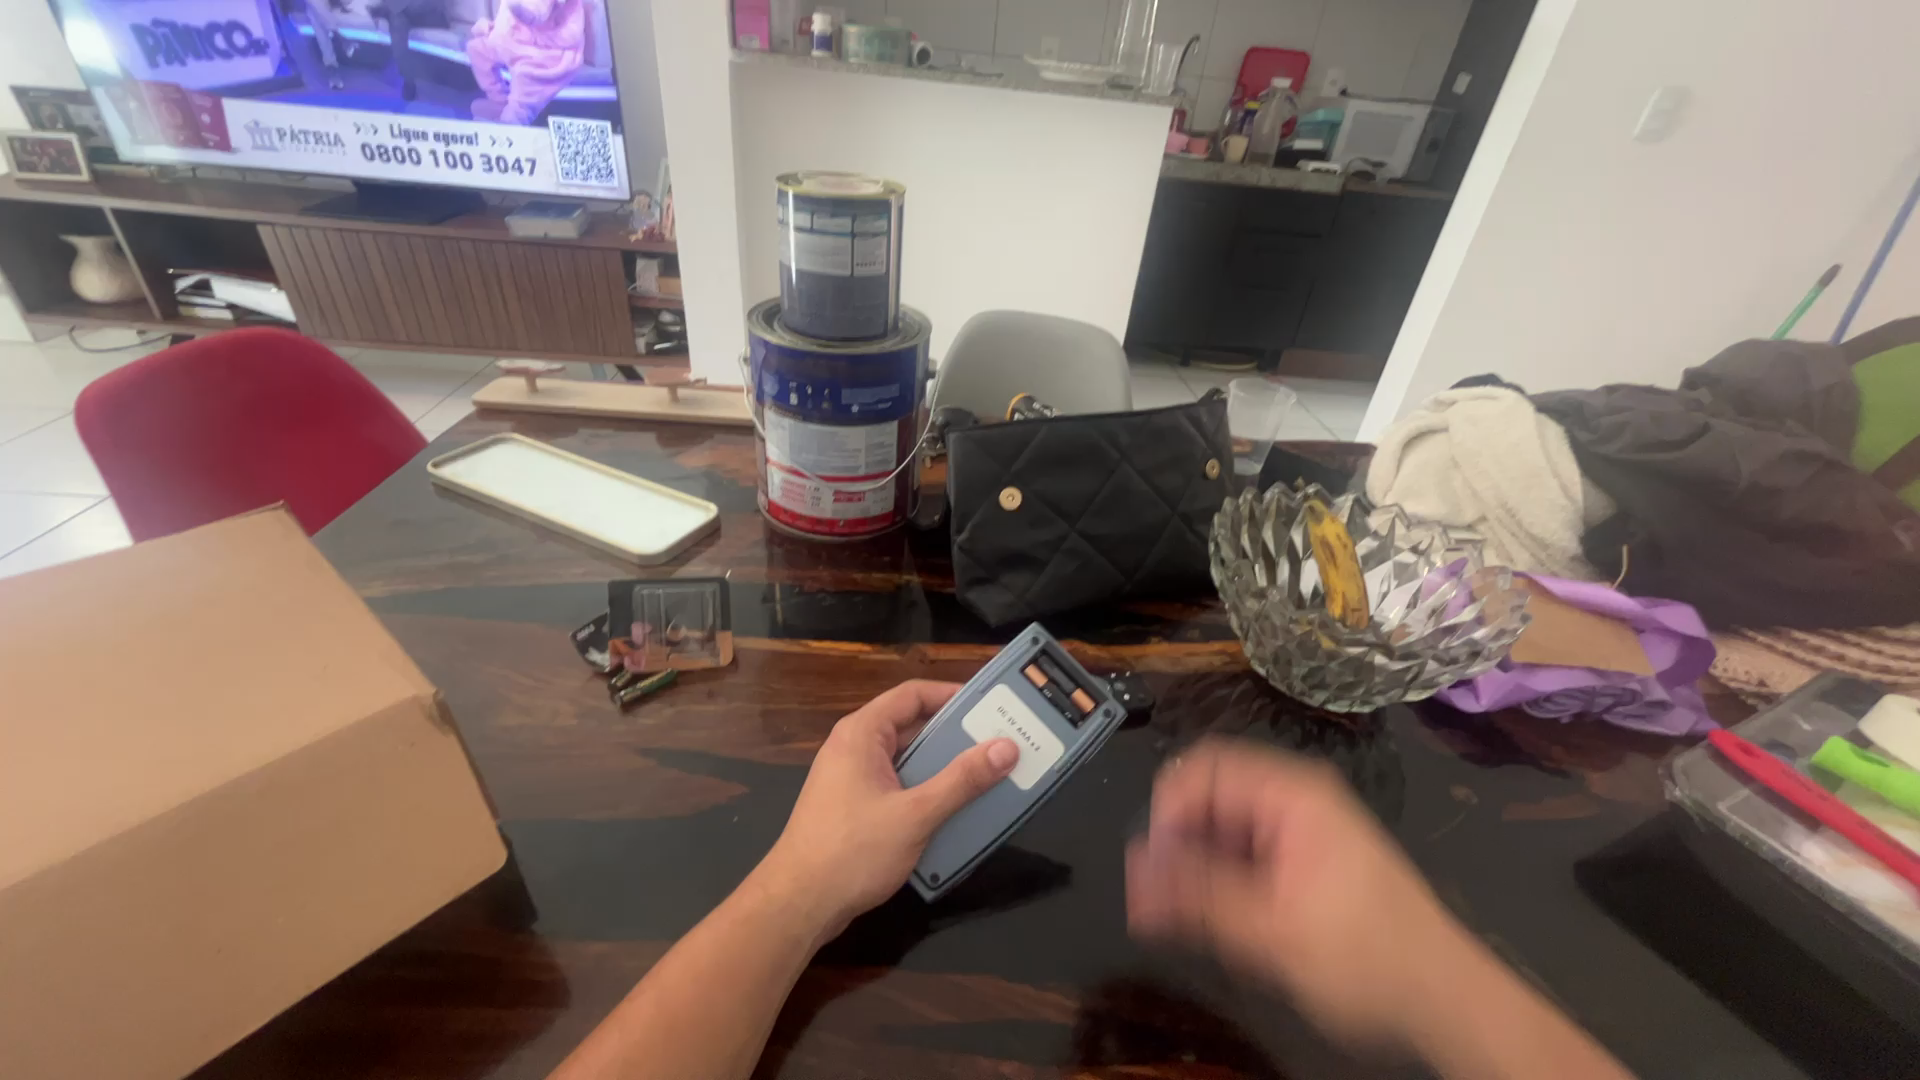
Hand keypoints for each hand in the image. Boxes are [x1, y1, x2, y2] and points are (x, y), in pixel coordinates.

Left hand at [753, 681, 1017, 941]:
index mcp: (862, 733)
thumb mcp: (915, 815)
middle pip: (911, 726)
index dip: (952, 695)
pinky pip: (898, 786)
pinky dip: (926, 791)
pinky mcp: (853, 807)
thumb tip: (1006, 747)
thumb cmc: (852, 851)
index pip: (912, 695)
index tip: (990, 706)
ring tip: (987, 775)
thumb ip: (962, 780)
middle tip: (998, 743)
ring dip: (943, 767)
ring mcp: (852, 779)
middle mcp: (854, 747)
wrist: (797, 906)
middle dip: (955, 735)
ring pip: (906, 760)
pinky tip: (955, 810)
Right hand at [1126, 738, 1476, 1049]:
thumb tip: (1132, 866)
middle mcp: (1293, 798)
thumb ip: (1195, 894)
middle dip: (1176, 841)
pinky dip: (1218, 878)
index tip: (1152, 862)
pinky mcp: (1304, 860)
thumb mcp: (1270, 930)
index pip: (1204, 768)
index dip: (1167, 808)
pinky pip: (1244, 852)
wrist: (1450, 1005)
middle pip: (1211, 795)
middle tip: (1153, 895)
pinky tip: (1208, 916)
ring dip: (1193, 864)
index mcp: (1291, 793)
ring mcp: (1300, 828)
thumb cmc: (1366, 958)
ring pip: (1223, 827)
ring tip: (1172, 913)